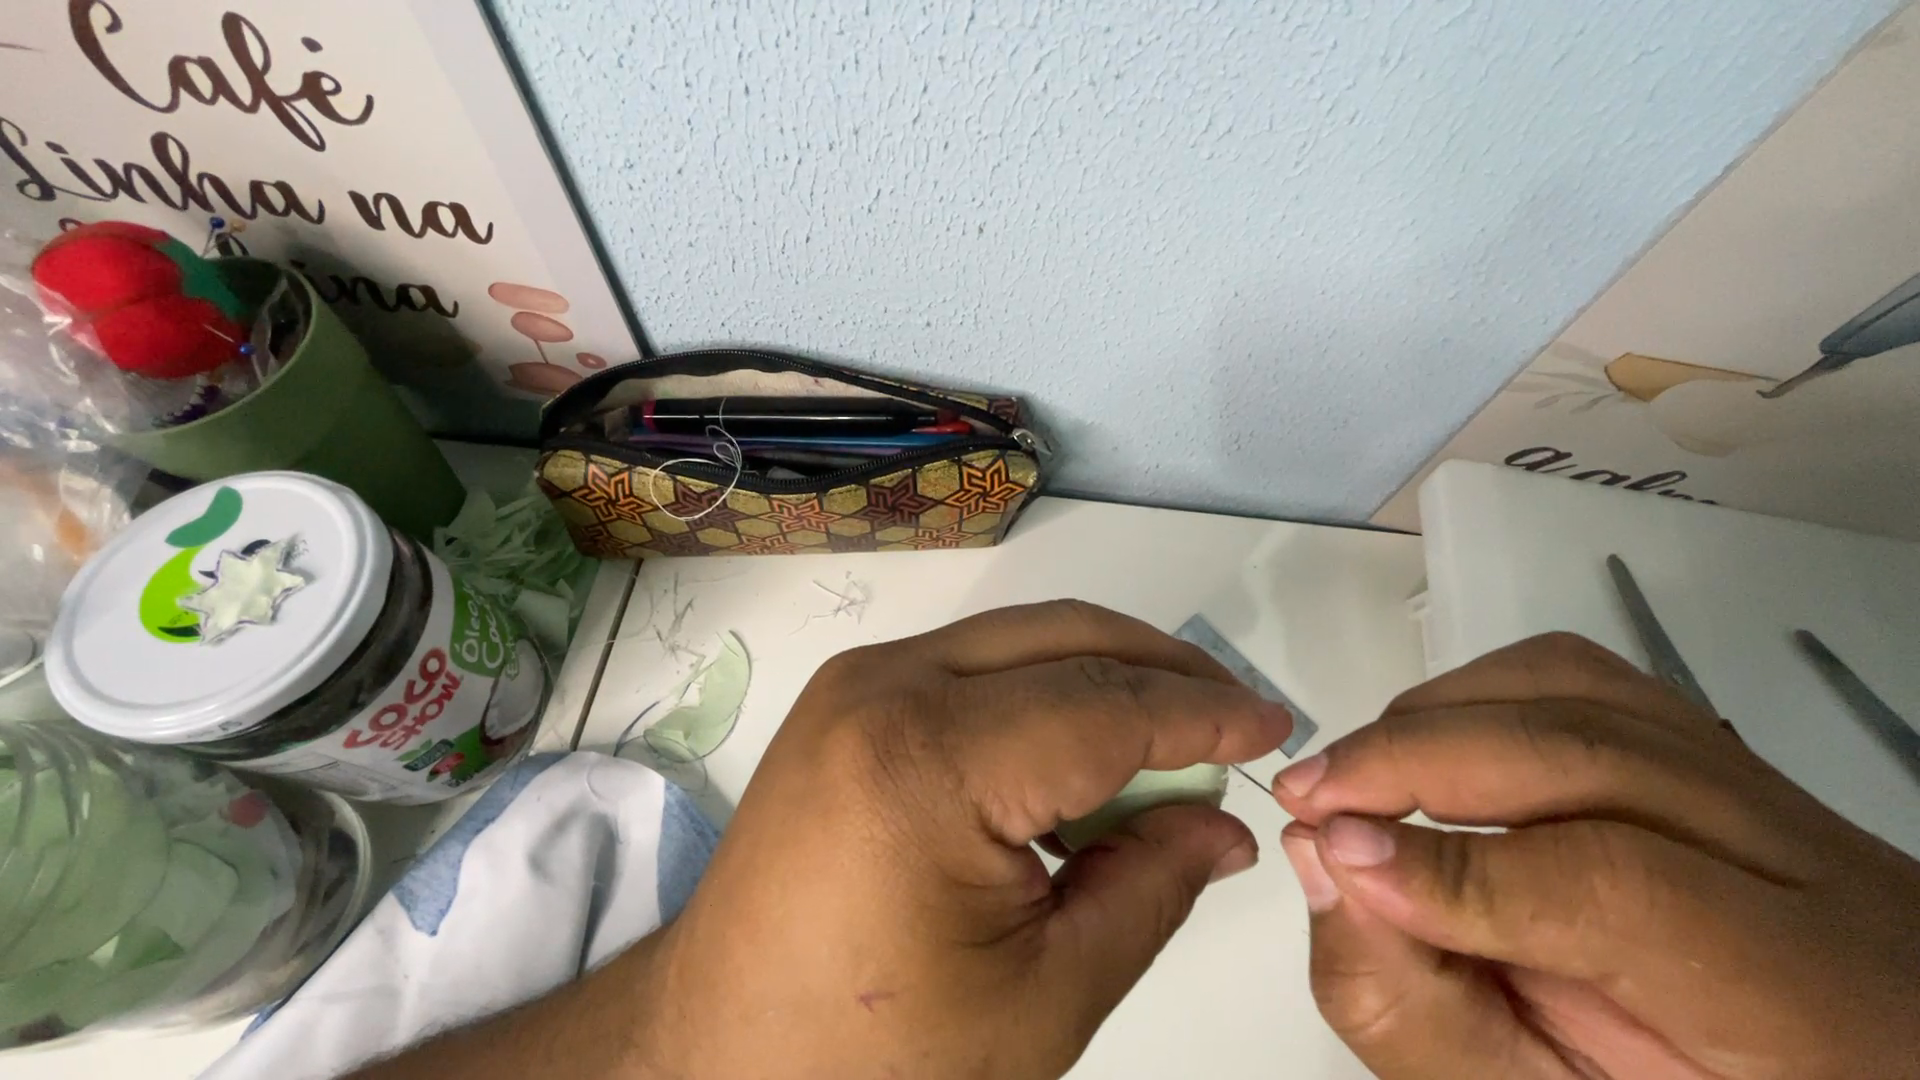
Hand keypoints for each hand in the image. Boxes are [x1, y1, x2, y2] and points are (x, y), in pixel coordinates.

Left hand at [640, 601, 1292, 1078]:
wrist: (718, 1049)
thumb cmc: (876, 1053)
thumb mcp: (1043, 994)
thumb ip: (1150, 889)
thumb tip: (1223, 822)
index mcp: (930, 758)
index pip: (1104, 706)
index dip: (1203, 711)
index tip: (1274, 722)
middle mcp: (886, 686)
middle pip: (1063, 640)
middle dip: (1161, 670)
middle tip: (1234, 715)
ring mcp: (858, 681)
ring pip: (1018, 640)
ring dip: (1103, 674)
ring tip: (1171, 737)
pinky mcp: (847, 697)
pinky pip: (972, 666)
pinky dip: (1041, 692)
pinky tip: (1078, 754)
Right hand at [1273, 633, 1919, 1079]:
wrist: (1778, 1062)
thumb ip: (1422, 1011)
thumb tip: (1324, 858)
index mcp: (1818, 1005)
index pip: (1626, 890)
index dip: (1458, 867)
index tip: (1330, 852)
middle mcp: (1822, 868)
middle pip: (1587, 752)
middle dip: (1412, 761)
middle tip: (1305, 797)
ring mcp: (1765, 786)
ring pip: (1572, 686)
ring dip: (1429, 719)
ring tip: (1355, 777)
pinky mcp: (1701, 742)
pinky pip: (1569, 676)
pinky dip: (1468, 696)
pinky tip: (1425, 750)